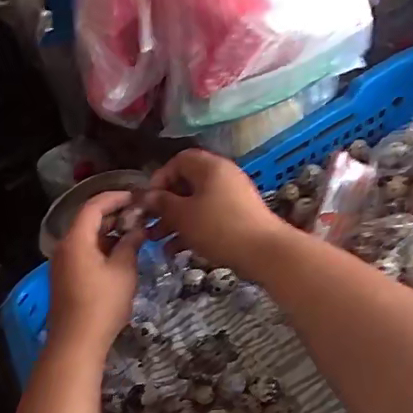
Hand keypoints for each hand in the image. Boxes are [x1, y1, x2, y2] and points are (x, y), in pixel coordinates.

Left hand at [47, 192, 141, 353]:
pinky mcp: (64, 278)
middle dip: (113, 216)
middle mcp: (64, 247)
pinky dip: (101, 249)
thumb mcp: (123, 271)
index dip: (115, 197)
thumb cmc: (102, 304)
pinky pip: (83, 254)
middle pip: (87, 221)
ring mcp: (61, 264)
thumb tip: (138, 230)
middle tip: (138, 216)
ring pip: (86, 239)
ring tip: (133, 236)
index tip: (136, 196)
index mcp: (76, 239)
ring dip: (108, 234)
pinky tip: (119, 257)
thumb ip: (130, 245)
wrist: (76, 342)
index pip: (93, 206)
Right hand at [148, 149, 291, 277]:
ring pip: (196, 205)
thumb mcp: (184, 215)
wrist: (263, 251)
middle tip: (149, 226)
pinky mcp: (239, 218)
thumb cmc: (219, 228)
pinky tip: (178, 251)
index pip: (179, 161)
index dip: (160, 178)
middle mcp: (222, 177)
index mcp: (209, 167)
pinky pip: (210, 219)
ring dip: (175, 223)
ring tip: (158, 243)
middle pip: (187, 185)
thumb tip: (148, 196)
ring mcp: (233, 198)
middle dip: (165, 207)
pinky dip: (193, 231)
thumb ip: (162, 204)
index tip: (149, 201)